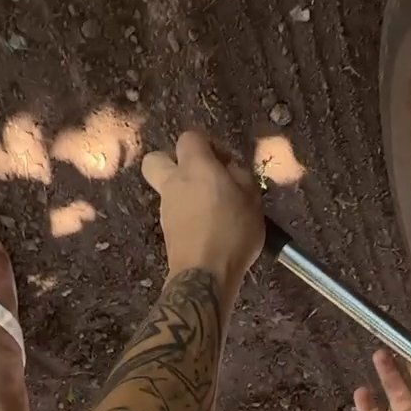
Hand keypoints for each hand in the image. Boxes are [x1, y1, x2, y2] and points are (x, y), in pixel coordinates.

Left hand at [140, 131, 263, 289]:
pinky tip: (210, 231)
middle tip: (200, 178)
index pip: (190, 137)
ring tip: (214, 212)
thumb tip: (232, 170)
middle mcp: (174, 182)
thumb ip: (242, 179)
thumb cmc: (233, 232)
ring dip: (185, 194)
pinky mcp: (167, 232)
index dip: (208, 145)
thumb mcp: (253, 201)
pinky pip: (175, 214)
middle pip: (157, 158)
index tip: (225, 163)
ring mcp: (166, 208)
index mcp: (195, 166)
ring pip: (167, 189)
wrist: (205, 274)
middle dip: (174, 162)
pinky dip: (188, 217)